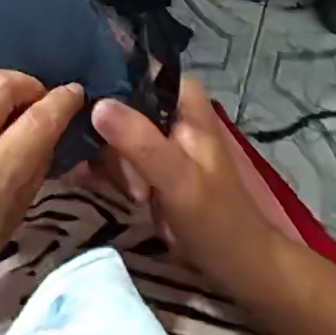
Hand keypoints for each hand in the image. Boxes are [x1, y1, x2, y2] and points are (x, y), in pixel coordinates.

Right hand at [92, 76, 286, 298]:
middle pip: (115, 103)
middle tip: (136, 186)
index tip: (96, 127)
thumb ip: (139, 141)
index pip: (130, 70)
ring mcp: (156, 131)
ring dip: (115, 166)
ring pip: (110, 129)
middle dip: (115, 146)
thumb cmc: (217, 219)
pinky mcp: (147, 156)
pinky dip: (110, 171)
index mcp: (182, 96)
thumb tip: (96, 104)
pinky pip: (114, 151)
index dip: (106, 92)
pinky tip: (115, 192)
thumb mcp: (178, 180)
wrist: (238, 265)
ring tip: (139, 197)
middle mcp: (167, 106)